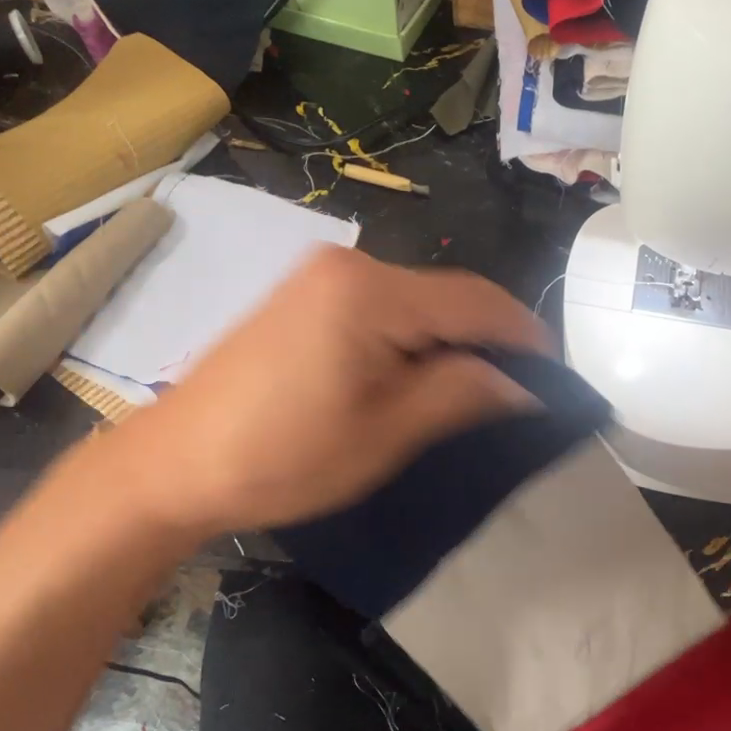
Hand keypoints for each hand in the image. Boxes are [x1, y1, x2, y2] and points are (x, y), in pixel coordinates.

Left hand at [97, 246, 548, 533]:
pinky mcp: (306, 294)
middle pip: (450, 295)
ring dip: (453, 341)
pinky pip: (386, 307)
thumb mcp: (387, 434)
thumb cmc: (282, 458)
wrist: (173, 465)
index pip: (478, 300)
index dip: (526, 337)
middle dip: (490, 341)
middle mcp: (348, 265)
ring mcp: (321, 276)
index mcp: (370, 292)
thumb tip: (525, 384)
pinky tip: (420, 376)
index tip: (557, 379)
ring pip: (420, 301)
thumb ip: (463, 394)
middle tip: (517, 395)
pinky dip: (416, 338)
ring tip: (474, 393)